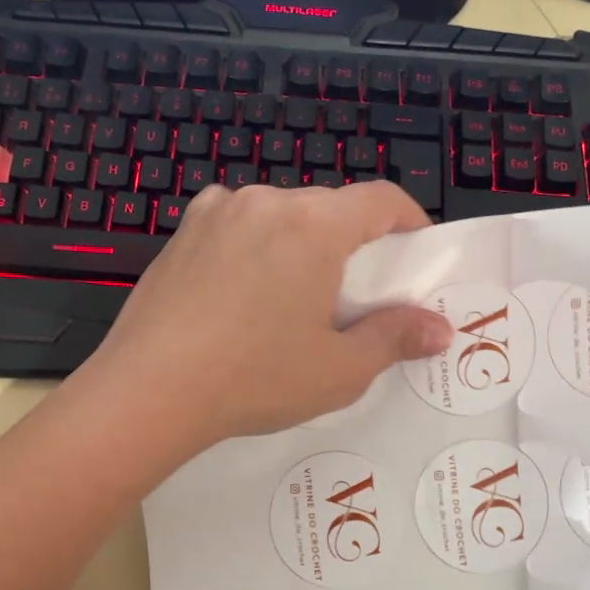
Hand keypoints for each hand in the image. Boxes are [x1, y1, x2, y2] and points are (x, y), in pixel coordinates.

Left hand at [74, 182, 452, 450]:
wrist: (150, 389)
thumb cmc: (255, 378)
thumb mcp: (340, 369)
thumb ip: (395, 338)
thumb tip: (440, 328)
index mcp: (315, 224)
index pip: (381, 200)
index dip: (410, 223)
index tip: (416, 256)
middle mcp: (267, 202)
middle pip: (328, 209)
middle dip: (351, 243)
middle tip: (354, 296)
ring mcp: (217, 212)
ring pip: (280, 216)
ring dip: (299, 244)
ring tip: (292, 299)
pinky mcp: (182, 232)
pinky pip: (235, 225)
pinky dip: (253, 245)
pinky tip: (242, 291)